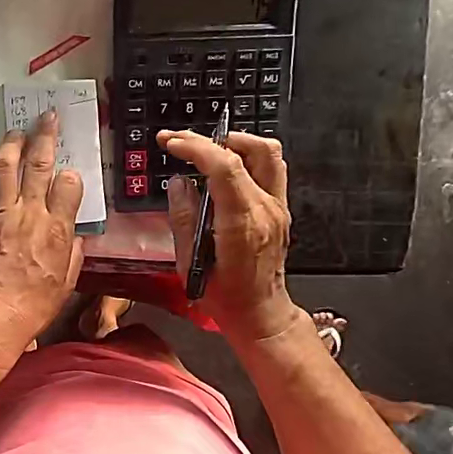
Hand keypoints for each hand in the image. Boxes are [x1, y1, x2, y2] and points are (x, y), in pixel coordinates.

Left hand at [0, 110, 84, 371]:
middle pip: (39, 165)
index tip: (69, 171)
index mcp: (56, 231)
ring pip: (7, 166)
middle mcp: (29, 214)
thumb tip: (75, 237)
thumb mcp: (64, 286)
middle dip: (45, 137)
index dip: (70, 175)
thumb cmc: (28, 310)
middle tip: (47, 117)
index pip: (69, 187)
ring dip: (14, 143)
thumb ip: (72, 255)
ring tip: (18, 129)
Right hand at [160, 128, 306, 344]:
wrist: (260, 313)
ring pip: (266, 152)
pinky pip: (270, 167)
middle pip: (247, 151)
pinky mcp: (280, 208)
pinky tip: (224, 166)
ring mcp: (278, 207)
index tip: (172, 143)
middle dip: (208, 140)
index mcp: (243, 224)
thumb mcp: (190, 263)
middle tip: (180, 142)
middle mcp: (266, 210)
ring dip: (234, 143)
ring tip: (205, 149)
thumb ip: (183, 219)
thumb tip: (179, 185)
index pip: (225, 167)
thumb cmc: (226, 297)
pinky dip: (246, 156)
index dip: (196, 147)